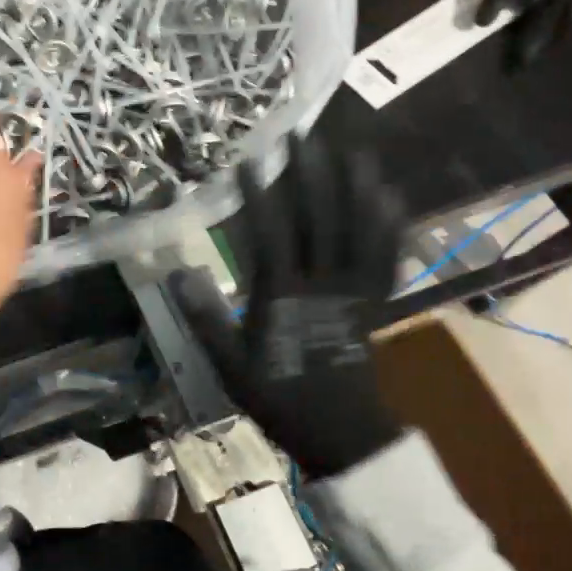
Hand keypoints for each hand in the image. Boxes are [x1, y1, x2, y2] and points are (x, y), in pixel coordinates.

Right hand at [170, 132, 406, 479]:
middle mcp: (324, 284)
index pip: (271, 233)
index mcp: (285, 297)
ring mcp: (355, 291)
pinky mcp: (375, 302)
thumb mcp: (231, 366)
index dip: (259, 194)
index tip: (247, 160)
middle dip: (312, 174)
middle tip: (304, 135)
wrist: (343, 435)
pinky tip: (392, 201)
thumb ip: (206, 318)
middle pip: (321, 219)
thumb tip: (178, 271)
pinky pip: (388, 259)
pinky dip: (391, 228)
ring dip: (358, 189)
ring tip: (354, 151)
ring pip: (361, 231)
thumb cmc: (281, 399)